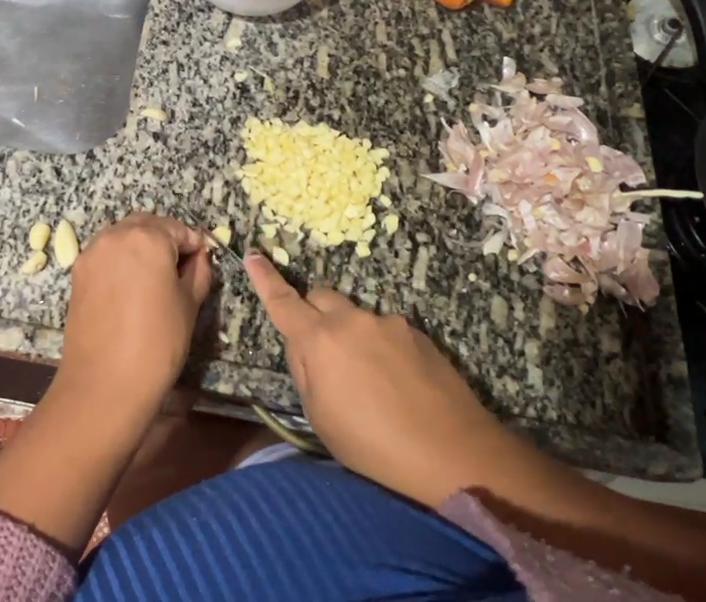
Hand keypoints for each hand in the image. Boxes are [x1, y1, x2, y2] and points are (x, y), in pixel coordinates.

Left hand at [59, 213, 214, 408]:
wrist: (104, 383)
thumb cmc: (157, 343)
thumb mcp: (189, 305)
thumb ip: (198, 272)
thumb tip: (199, 257)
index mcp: (147, 238)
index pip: (179, 229)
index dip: (194, 245)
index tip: (202, 264)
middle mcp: (115, 236)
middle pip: (147, 225)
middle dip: (166, 239)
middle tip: (180, 268)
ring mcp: (92, 253)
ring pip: (123, 236)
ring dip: (141, 246)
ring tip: (155, 279)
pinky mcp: (77, 273)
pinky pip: (105, 254)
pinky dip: (121, 260)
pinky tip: (131, 288)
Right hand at [244, 252, 500, 507]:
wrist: (452, 451)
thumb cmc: (373, 444)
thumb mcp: (321, 417)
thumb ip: (305, 372)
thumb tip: (303, 346)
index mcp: (320, 341)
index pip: (283, 301)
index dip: (264, 278)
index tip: (253, 255)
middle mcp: (352, 321)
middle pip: (321, 297)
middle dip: (313, 313)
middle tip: (320, 350)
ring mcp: (389, 323)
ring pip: (356, 318)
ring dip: (351, 336)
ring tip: (369, 382)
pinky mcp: (418, 333)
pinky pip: (386, 332)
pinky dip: (381, 349)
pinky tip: (397, 384)